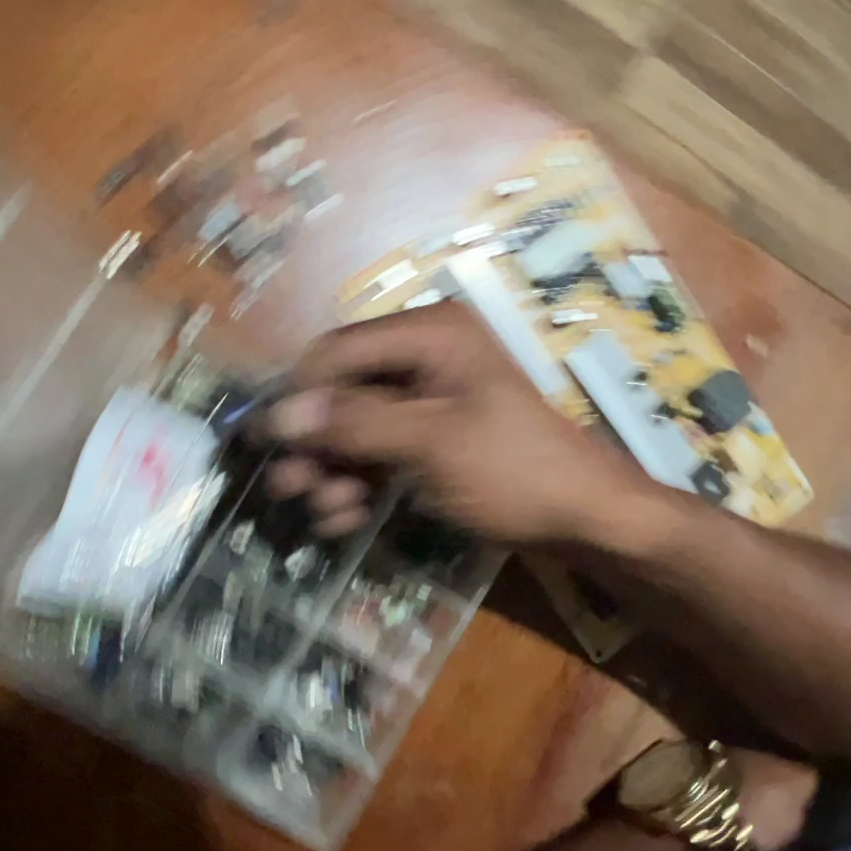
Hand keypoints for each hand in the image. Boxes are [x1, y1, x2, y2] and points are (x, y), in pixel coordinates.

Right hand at [263, 302, 649, 544]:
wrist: (583, 516)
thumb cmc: (512, 468)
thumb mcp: (429, 442)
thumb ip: (353, 424)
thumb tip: (276, 415)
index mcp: (429, 333)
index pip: (338, 351)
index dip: (298, 396)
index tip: (268, 443)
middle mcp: (422, 354)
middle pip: (342, 391)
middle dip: (315, 443)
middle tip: (286, 488)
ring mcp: (426, 396)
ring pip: (354, 426)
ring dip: (332, 470)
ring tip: (323, 513)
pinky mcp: (429, 434)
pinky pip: (378, 448)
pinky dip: (358, 480)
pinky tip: (344, 517)